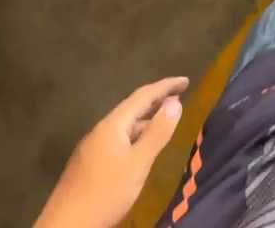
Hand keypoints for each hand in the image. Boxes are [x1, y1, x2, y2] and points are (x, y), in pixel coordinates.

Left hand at [33, 76, 188, 227]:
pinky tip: (139, 149)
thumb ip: (157, 133)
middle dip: (156, 100)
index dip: (166, 86)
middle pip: (132, 108)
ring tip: (164, 122)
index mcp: (112, 125)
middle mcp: (100, 131)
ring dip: (145, 119)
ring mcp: (91, 148)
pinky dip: (135, 135)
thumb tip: (175, 103)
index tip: (186, 81)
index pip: (143, 95)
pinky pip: (117, 139)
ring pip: (124, 126)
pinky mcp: (87, 165)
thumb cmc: (105, 194)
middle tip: (179, 97)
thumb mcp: (137, 164)